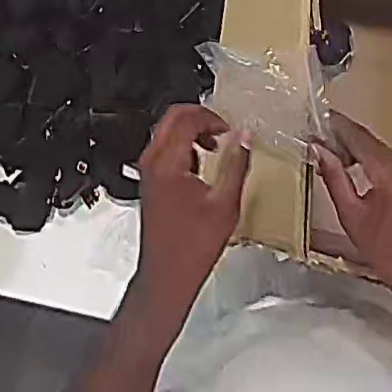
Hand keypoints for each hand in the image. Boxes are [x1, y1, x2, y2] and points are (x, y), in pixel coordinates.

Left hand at [133, 105, 250, 308]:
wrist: (167, 274)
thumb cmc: (191, 247)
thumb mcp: (225, 203)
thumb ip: (236, 164)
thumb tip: (244, 138)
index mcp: (168, 161)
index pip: (186, 117)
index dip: (211, 117)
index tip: (228, 129)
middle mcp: (152, 160)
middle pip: (172, 117)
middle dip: (199, 118)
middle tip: (221, 130)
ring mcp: (147, 169)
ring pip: (166, 130)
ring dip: (190, 130)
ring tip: (214, 147)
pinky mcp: (149, 178)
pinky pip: (163, 147)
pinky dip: (182, 144)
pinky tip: (200, 164)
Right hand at [313, 113, 391, 313]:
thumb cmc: (389, 254)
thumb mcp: (353, 217)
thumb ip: (333, 177)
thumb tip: (317, 148)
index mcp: (389, 171)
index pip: (355, 135)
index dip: (331, 126)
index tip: (308, 124)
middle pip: (365, 138)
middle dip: (338, 136)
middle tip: (312, 140)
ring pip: (374, 146)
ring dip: (351, 147)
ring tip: (325, 155)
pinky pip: (385, 158)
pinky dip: (365, 157)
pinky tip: (349, 167)